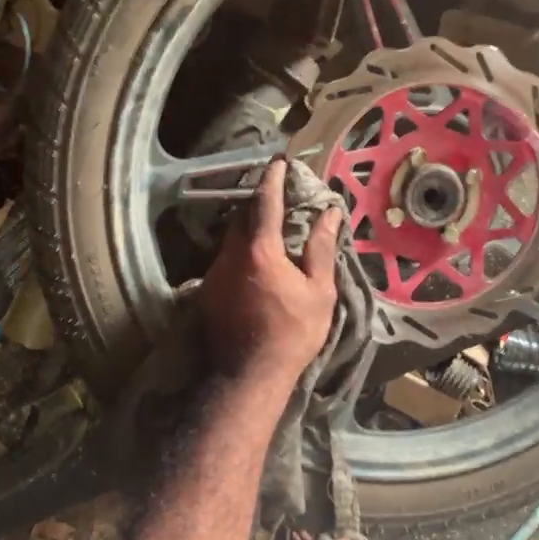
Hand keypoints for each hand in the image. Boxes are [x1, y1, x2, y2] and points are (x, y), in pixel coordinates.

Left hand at [200, 160, 344, 384]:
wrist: (246, 377)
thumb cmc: (291, 334)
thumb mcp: (318, 292)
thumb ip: (321, 249)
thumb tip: (331, 214)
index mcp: (260, 249)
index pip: (265, 201)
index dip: (273, 178)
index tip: (280, 162)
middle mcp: (230, 253)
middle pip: (242, 214)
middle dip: (259, 199)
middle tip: (277, 192)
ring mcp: (215, 272)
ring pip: (232, 237)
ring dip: (249, 227)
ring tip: (270, 226)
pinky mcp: (207, 291)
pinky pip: (226, 258)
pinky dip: (242, 250)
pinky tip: (256, 261)